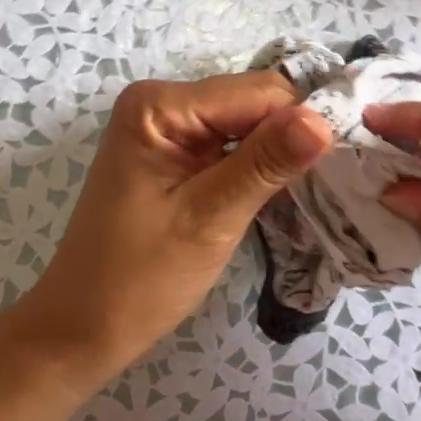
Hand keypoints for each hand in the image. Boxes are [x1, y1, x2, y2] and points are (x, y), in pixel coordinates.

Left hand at [19, 73, 332, 377]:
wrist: (83, 328)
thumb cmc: (140, 279)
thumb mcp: (210, 218)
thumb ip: (265, 164)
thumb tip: (323, 120)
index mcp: (159, 105)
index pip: (257, 92)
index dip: (300, 122)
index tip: (337, 162)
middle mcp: (161, 101)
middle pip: (253, 101)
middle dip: (288, 136)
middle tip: (321, 183)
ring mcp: (166, 126)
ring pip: (247, 121)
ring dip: (275, 152)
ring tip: (302, 190)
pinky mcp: (174, 152)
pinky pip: (231, 142)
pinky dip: (255, 164)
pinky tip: (272, 191)